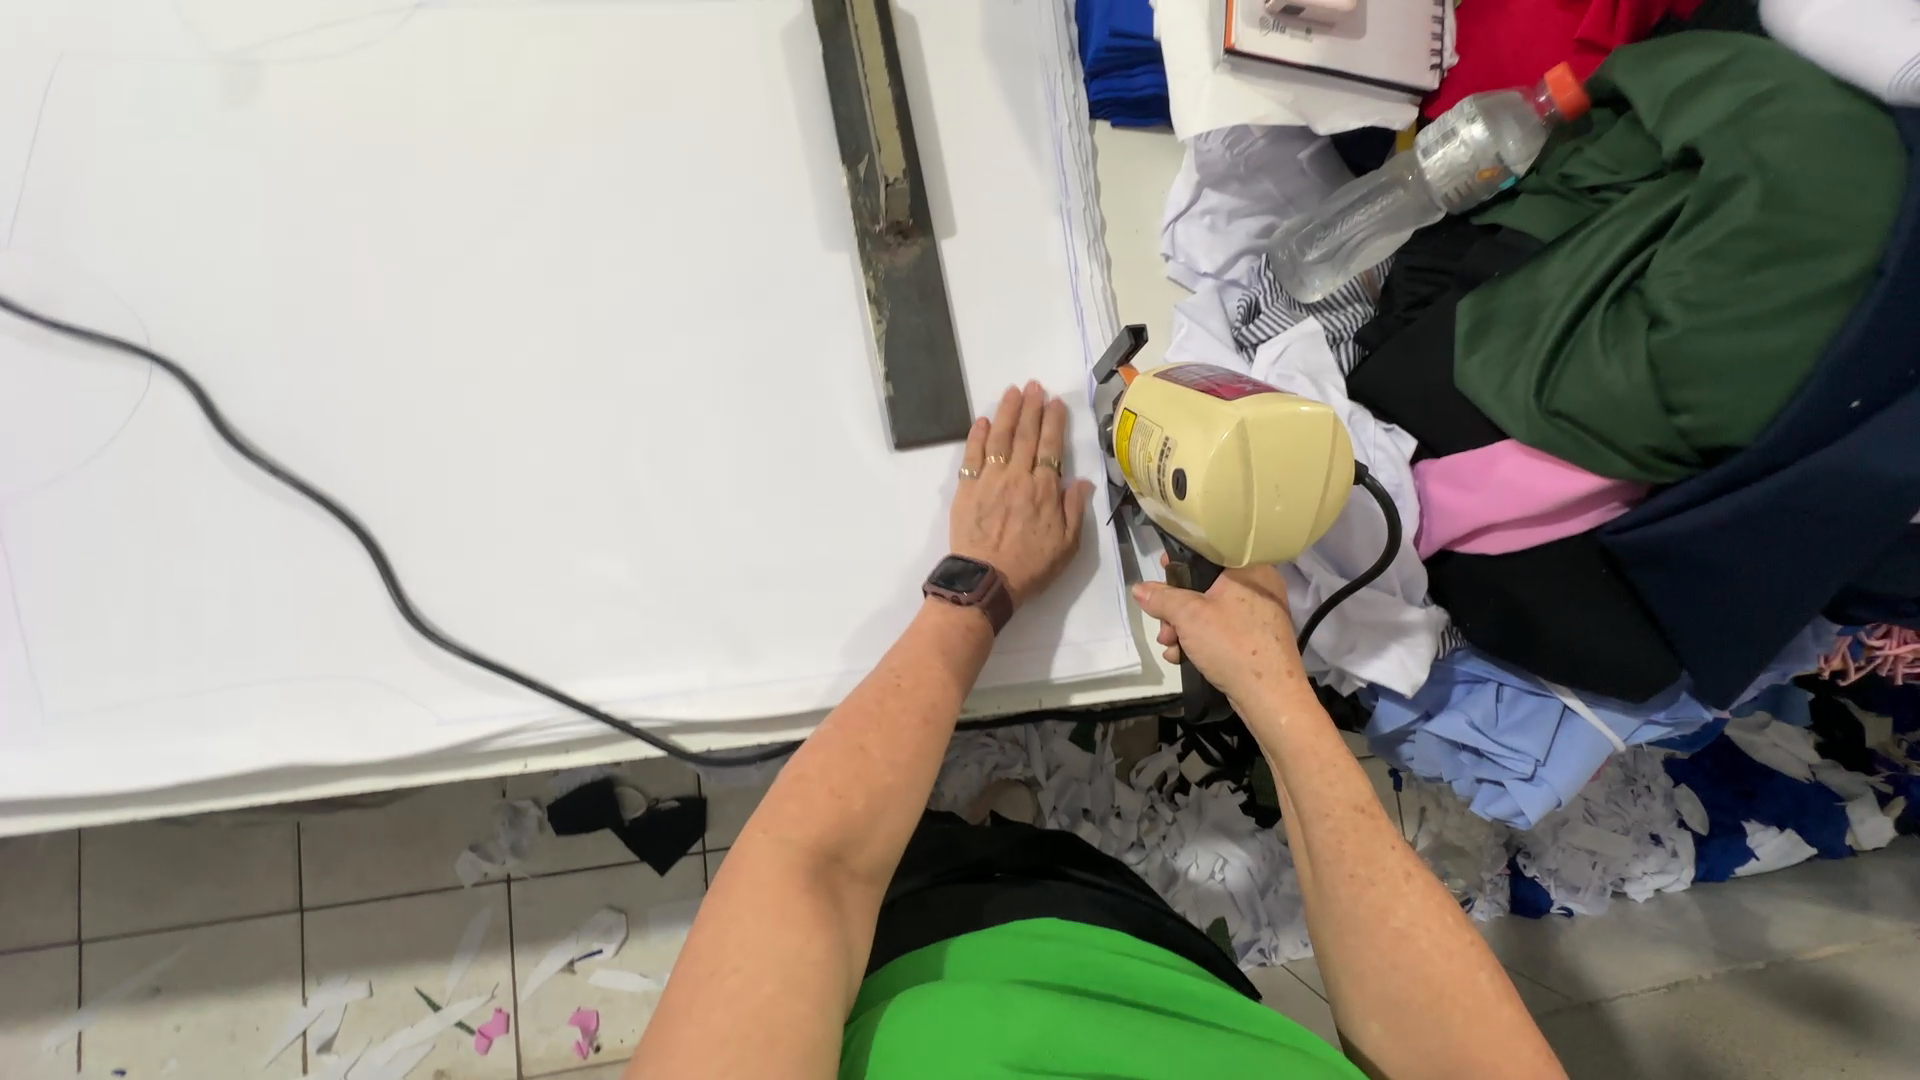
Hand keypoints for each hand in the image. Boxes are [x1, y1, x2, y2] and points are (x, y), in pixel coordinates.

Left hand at [950, 382, 1094, 606]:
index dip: (1054, 422)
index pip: (1051, 447)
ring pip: (999, 438)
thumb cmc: (1031, 567)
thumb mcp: (1067, 545)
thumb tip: (1081, 481)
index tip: (1055, 402)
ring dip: (1006, 412)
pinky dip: (976, 435)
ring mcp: (990, 480)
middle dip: (1031, 407)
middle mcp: (1017, 477)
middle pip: (1025, 435)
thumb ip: (1074, 510)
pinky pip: (972, 455)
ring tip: (1011, 392)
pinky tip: (981, 420)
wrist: (987, 581)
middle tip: (1033, 386)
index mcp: (1044, 489)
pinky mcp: (966, 489)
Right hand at [1131, 564, 1313, 710]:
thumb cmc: (1232, 644)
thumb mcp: (1188, 616)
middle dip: (1176, 609)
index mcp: (1250, 569)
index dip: (1181, 562)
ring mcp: (1259, 615)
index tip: (1161, 573)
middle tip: (1165, 628)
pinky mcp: (1256, 639)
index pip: (1209, 553)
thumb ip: (1161, 598)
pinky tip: (1184, 657)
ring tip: (1172, 647)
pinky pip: (1221, 630)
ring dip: (1183, 629)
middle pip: (1204, 586)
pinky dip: (1200, 641)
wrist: (1270, 697)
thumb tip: (1139, 588)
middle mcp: (1259, 587)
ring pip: (1209, 611)